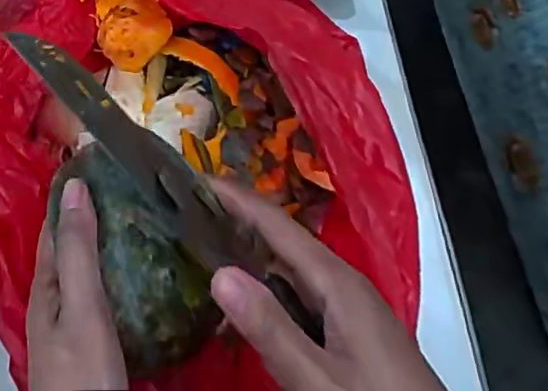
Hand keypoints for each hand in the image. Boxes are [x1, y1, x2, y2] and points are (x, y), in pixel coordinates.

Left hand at [27, 180, 127, 390]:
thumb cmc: (83, 373)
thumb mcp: (80, 306)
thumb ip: (78, 249)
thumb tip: (75, 183)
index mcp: (46, 284)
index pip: (57, 223)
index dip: (75, 191)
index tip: (104, 161)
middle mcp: (56, 300)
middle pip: (75, 246)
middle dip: (99, 214)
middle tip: (136, 185)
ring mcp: (76, 325)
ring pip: (93, 270)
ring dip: (113, 243)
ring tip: (148, 218)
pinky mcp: (97, 345)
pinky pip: (109, 295)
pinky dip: (125, 274)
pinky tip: (150, 272)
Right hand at [208, 179, 445, 390]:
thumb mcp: (320, 381)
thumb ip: (271, 330)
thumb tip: (218, 273)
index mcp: (337, 280)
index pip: (277, 224)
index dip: (237, 198)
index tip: (197, 178)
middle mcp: (344, 282)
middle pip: (285, 238)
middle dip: (241, 218)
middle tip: (194, 208)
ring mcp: (351, 307)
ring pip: (294, 265)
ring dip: (255, 249)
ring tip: (212, 240)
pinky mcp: (354, 331)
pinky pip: (303, 290)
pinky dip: (271, 281)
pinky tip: (252, 296)